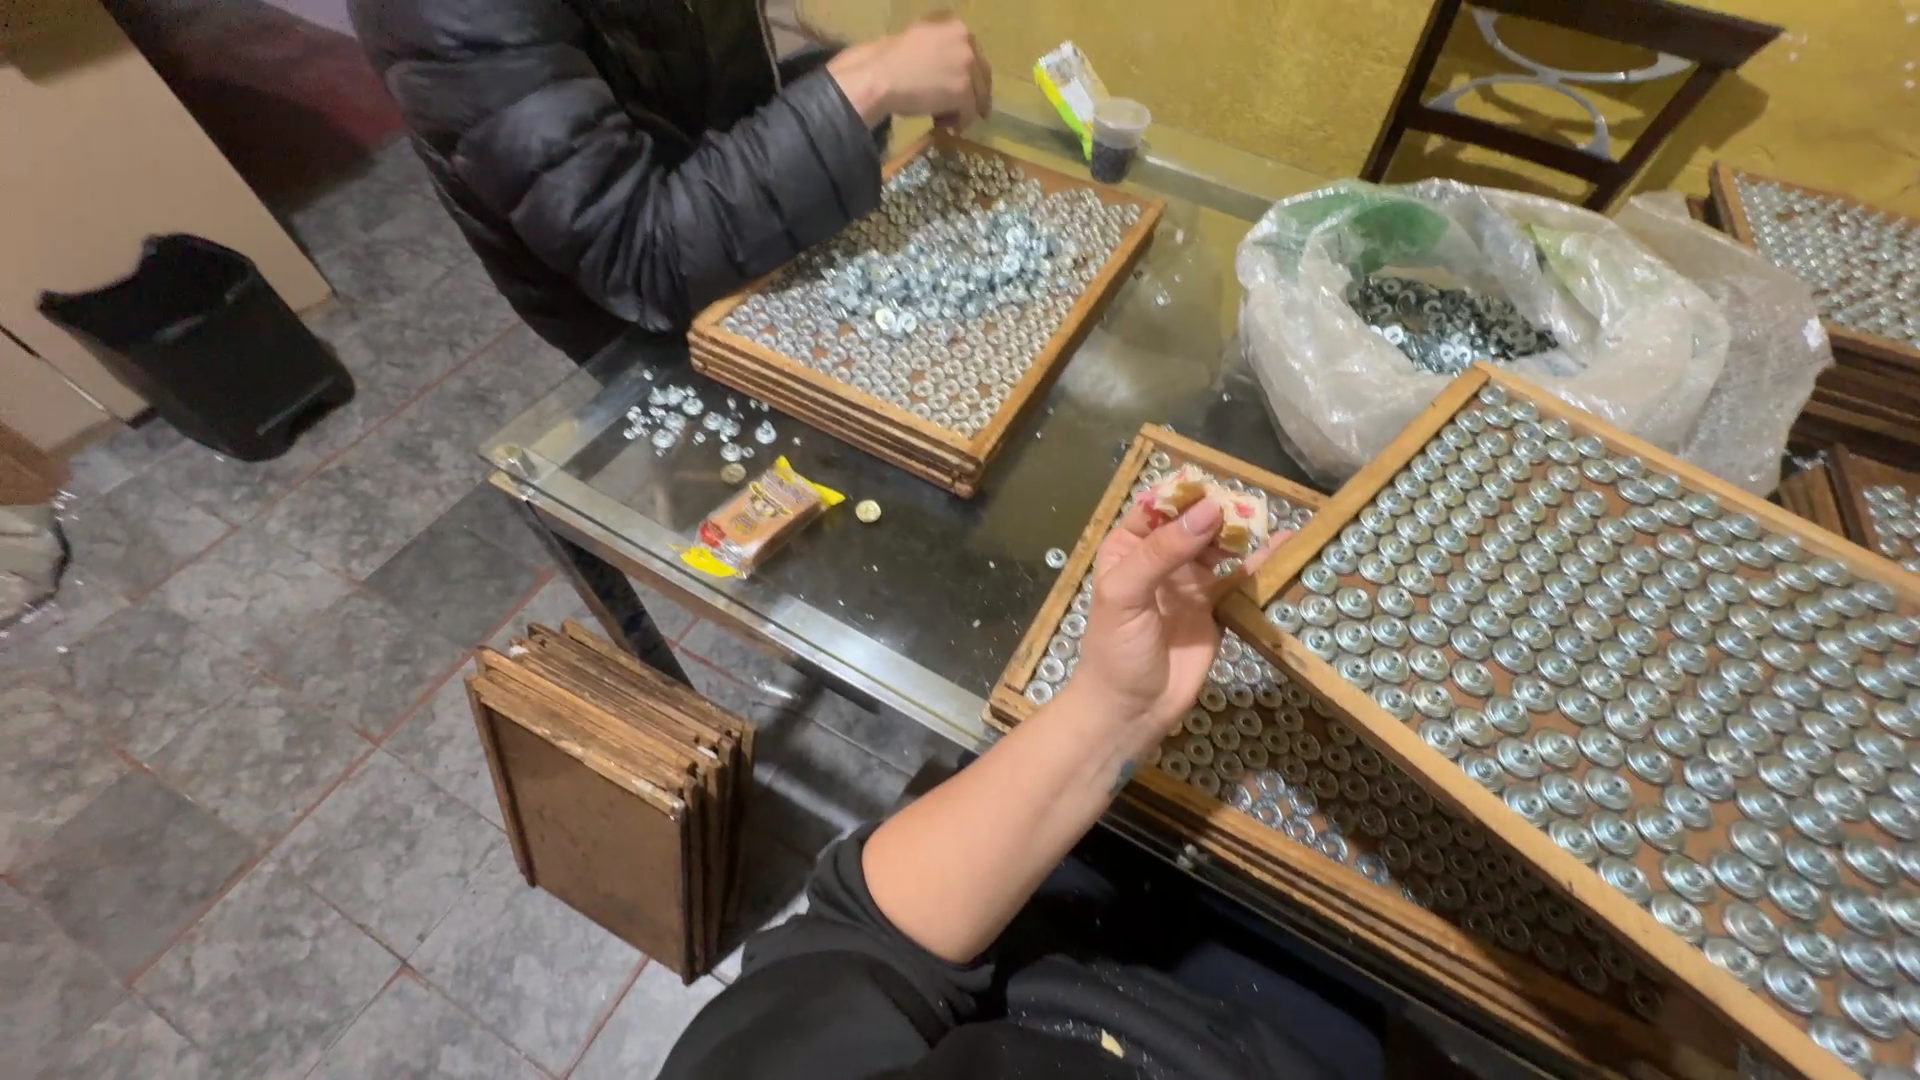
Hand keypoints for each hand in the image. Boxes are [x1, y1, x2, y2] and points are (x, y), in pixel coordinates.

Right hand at [827, 15, 991, 128]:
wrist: (882, 75)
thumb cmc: (892, 60)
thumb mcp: (922, 40)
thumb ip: (941, 48)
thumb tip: (948, 69)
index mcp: (957, 27)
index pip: (976, 56)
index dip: (973, 77)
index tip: (968, 92)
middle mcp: (967, 43)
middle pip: (983, 77)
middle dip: (975, 97)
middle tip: (967, 114)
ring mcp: (968, 67)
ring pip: (978, 97)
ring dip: (965, 112)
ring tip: (950, 122)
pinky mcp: (964, 91)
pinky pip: (969, 113)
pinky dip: (960, 123)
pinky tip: (947, 126)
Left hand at [1064, 500, 1290, 759]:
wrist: (1131, 708)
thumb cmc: (1116, 647)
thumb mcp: (1125, 593)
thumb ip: (1163, 552)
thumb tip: (1210, 510)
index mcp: (1128, 548)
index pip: (1157, 508)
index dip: (1184, 496)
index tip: (1215, 489)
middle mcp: (1160, 559)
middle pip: (1193, 523)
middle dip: (1218, 512)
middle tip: (1248, 506)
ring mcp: (1190, 582)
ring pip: (1219, 546)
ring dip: (1240, 532)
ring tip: (1265, 521)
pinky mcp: (1215, 607)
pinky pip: (1241, 579)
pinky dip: (1262, 563)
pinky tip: (1286, 544)